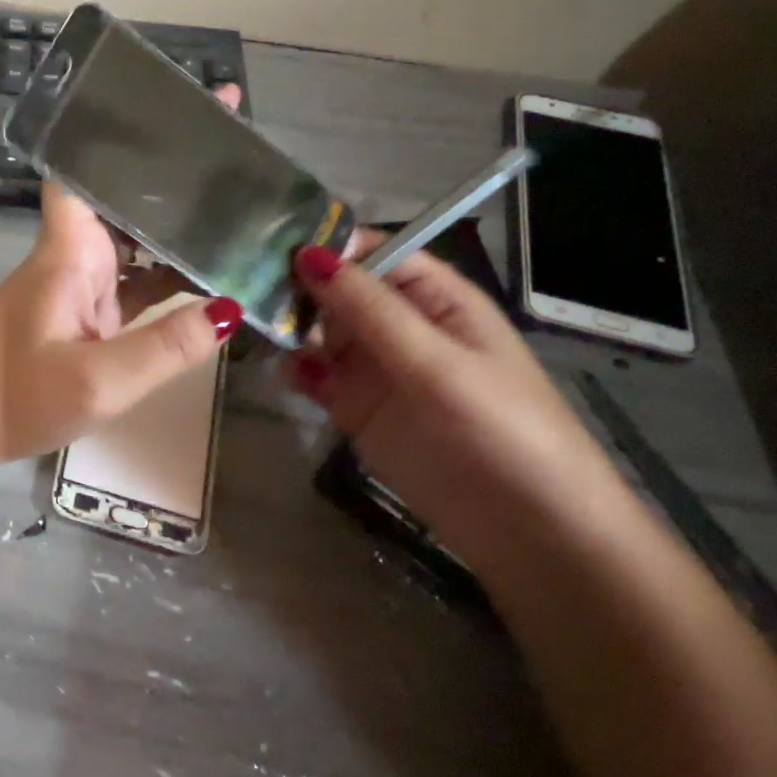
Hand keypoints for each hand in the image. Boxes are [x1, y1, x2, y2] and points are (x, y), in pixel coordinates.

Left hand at [0, 85, 246, 468]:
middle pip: (123, 198)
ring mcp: (79, 284)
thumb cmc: (15, 396)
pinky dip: (170, 275)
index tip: (171, 102)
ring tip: (246, 202)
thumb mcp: (97, 381)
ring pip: (135, 240)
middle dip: (174, 174)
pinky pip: (134, 281)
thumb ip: (164, 346)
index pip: (85, 171)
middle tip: (239, 146)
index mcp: (68, 252)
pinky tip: (214, 276)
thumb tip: (229, 308)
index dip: (120, 134)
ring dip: (179, 224)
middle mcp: (74, 255)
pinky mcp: (84, 314)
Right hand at [286, 239, 631, 559]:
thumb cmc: (501, 431)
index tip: (272, 246)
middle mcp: (402, 327)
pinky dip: (295, 371)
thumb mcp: (436, 363)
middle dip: (297, 285)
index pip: (375, 253)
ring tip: (257, 327)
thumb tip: (306, 253)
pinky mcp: (357, 409)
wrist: (530, 530)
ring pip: (319, 331)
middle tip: (246, 285)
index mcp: (436, 301)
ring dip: (289, 327)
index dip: (328, 247)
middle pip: (338, 290)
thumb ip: (369, 310)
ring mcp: (377, 369)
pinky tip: (285, 376)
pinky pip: (315, 377)